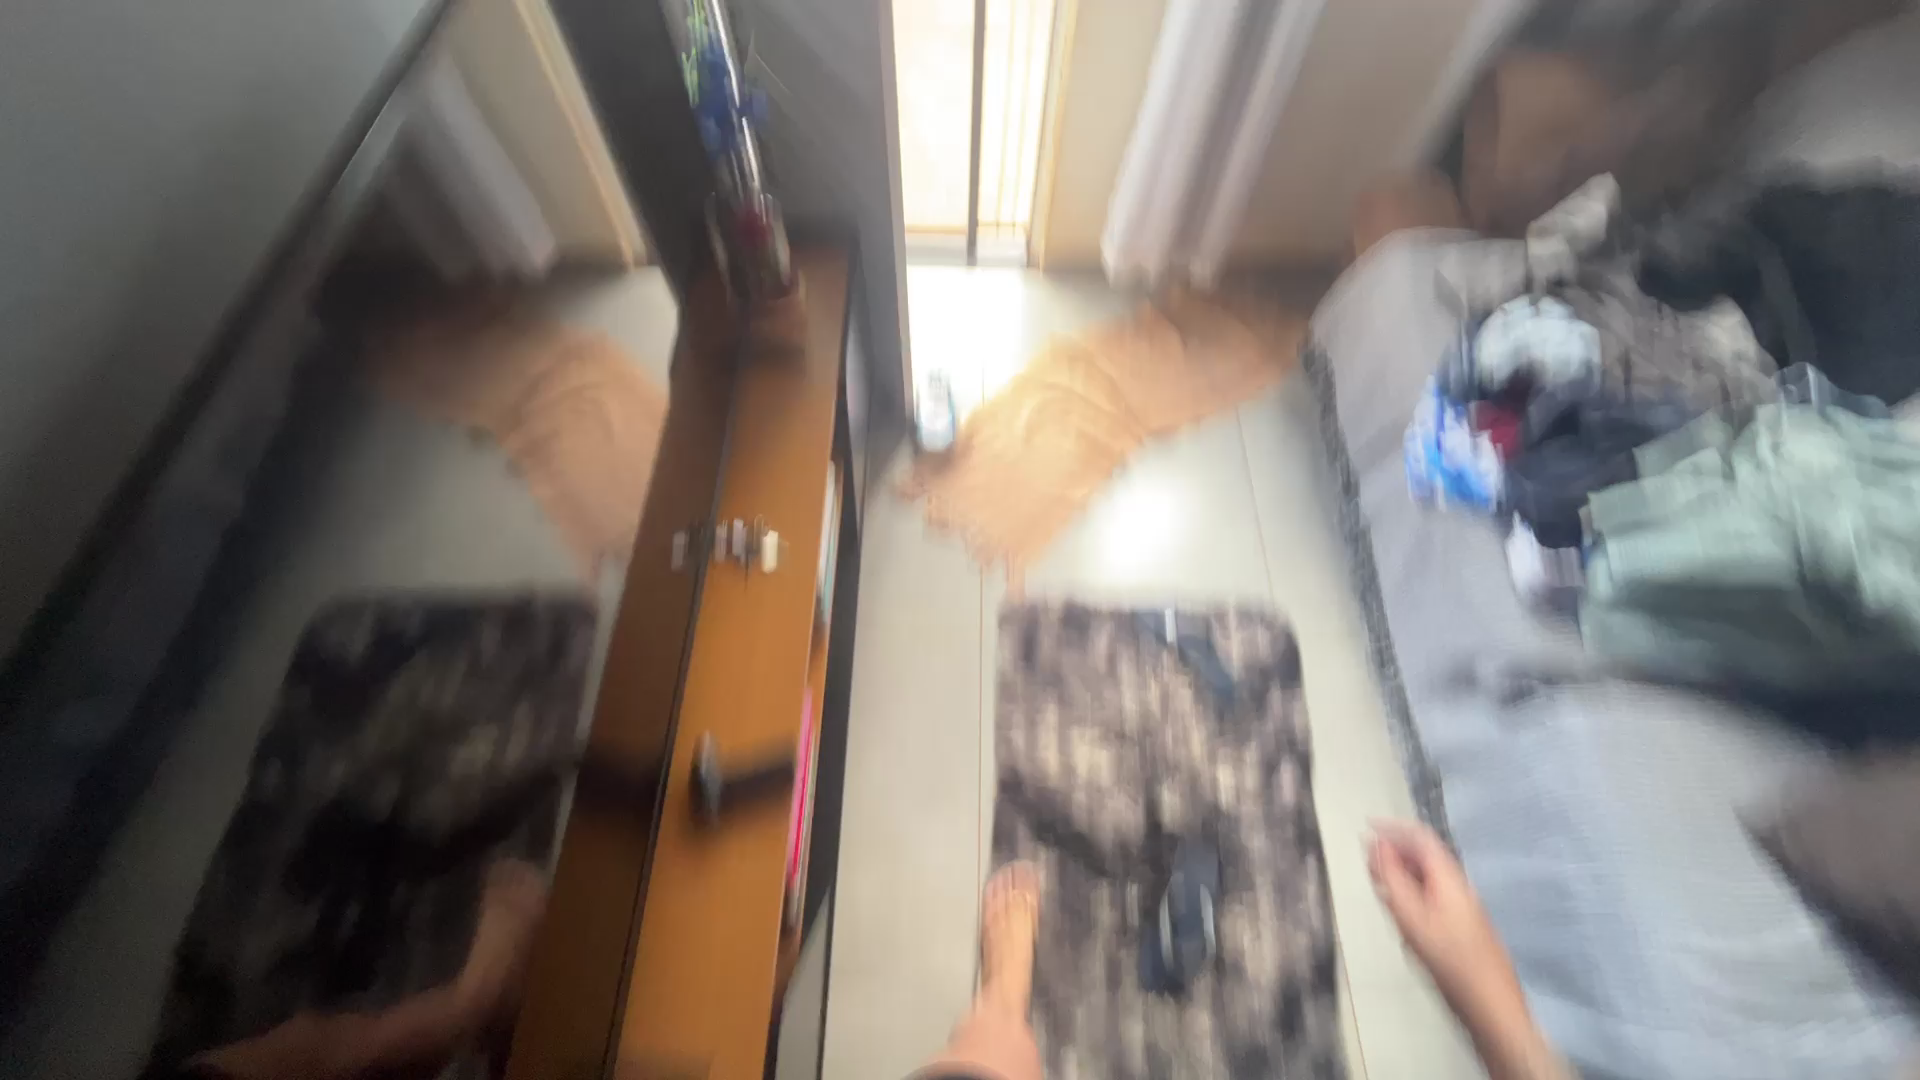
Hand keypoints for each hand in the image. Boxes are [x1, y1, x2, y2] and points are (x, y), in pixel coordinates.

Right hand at [1366, 820, 1524, 1024]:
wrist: (1493, 1009)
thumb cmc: (1449, 959)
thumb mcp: (1411, 916)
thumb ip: (1392, 877)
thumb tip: (1377, 844)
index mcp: (1450, 879)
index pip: (1421, 837)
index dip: (1393, 827)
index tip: (1366, 827)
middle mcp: (1459, 887)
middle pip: (1424, 856)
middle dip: (1394, 852)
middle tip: (1366, 861)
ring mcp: (1463, 908)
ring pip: (1427, 878)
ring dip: (1400, 873)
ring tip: (1377, 883)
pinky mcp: (1462, 927)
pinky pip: (1431, 896)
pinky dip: (1410, 892)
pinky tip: (1399, 910)